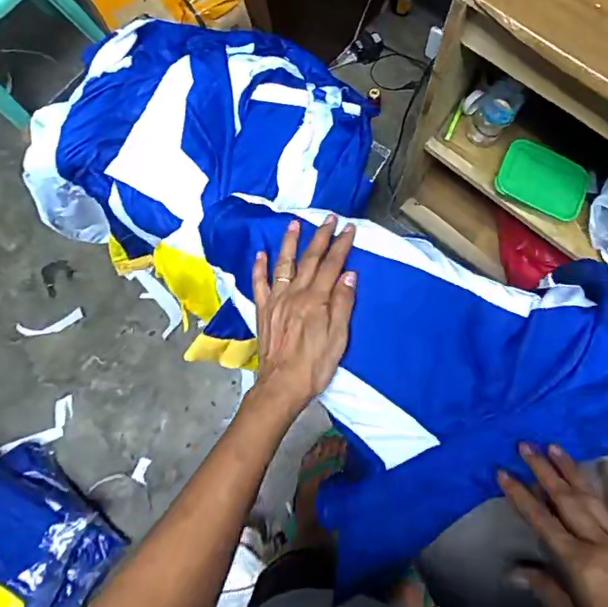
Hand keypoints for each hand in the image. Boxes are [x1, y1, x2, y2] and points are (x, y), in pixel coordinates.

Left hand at [251, 216, 356, 404]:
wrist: (280, 388)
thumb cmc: (315, 366)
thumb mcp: (339, 337)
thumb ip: (343, 304)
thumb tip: (348, 274)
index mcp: (316, 301)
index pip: (332, 265)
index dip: (341, 246)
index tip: (349, 228)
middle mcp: (294, 295)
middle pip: (310, 260)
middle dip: (321, 237)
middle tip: (329, 218)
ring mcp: (276, 302)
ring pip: (283, 266)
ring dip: (289, 243)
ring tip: (294, 224)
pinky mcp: (264, 312)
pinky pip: (259, 285)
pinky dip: (259, 268)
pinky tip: (260, 254)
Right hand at [499, 445, 607, 606]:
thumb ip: (548, 591)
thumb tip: (515, 569)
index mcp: (581, 564)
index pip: (544, 523)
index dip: (522, 496)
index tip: (505, 473)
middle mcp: (602, 543)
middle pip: (568, 500)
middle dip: (544, 471)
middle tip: (526, 446)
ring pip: (593, 497)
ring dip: (573, 471)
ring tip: (556, 448)